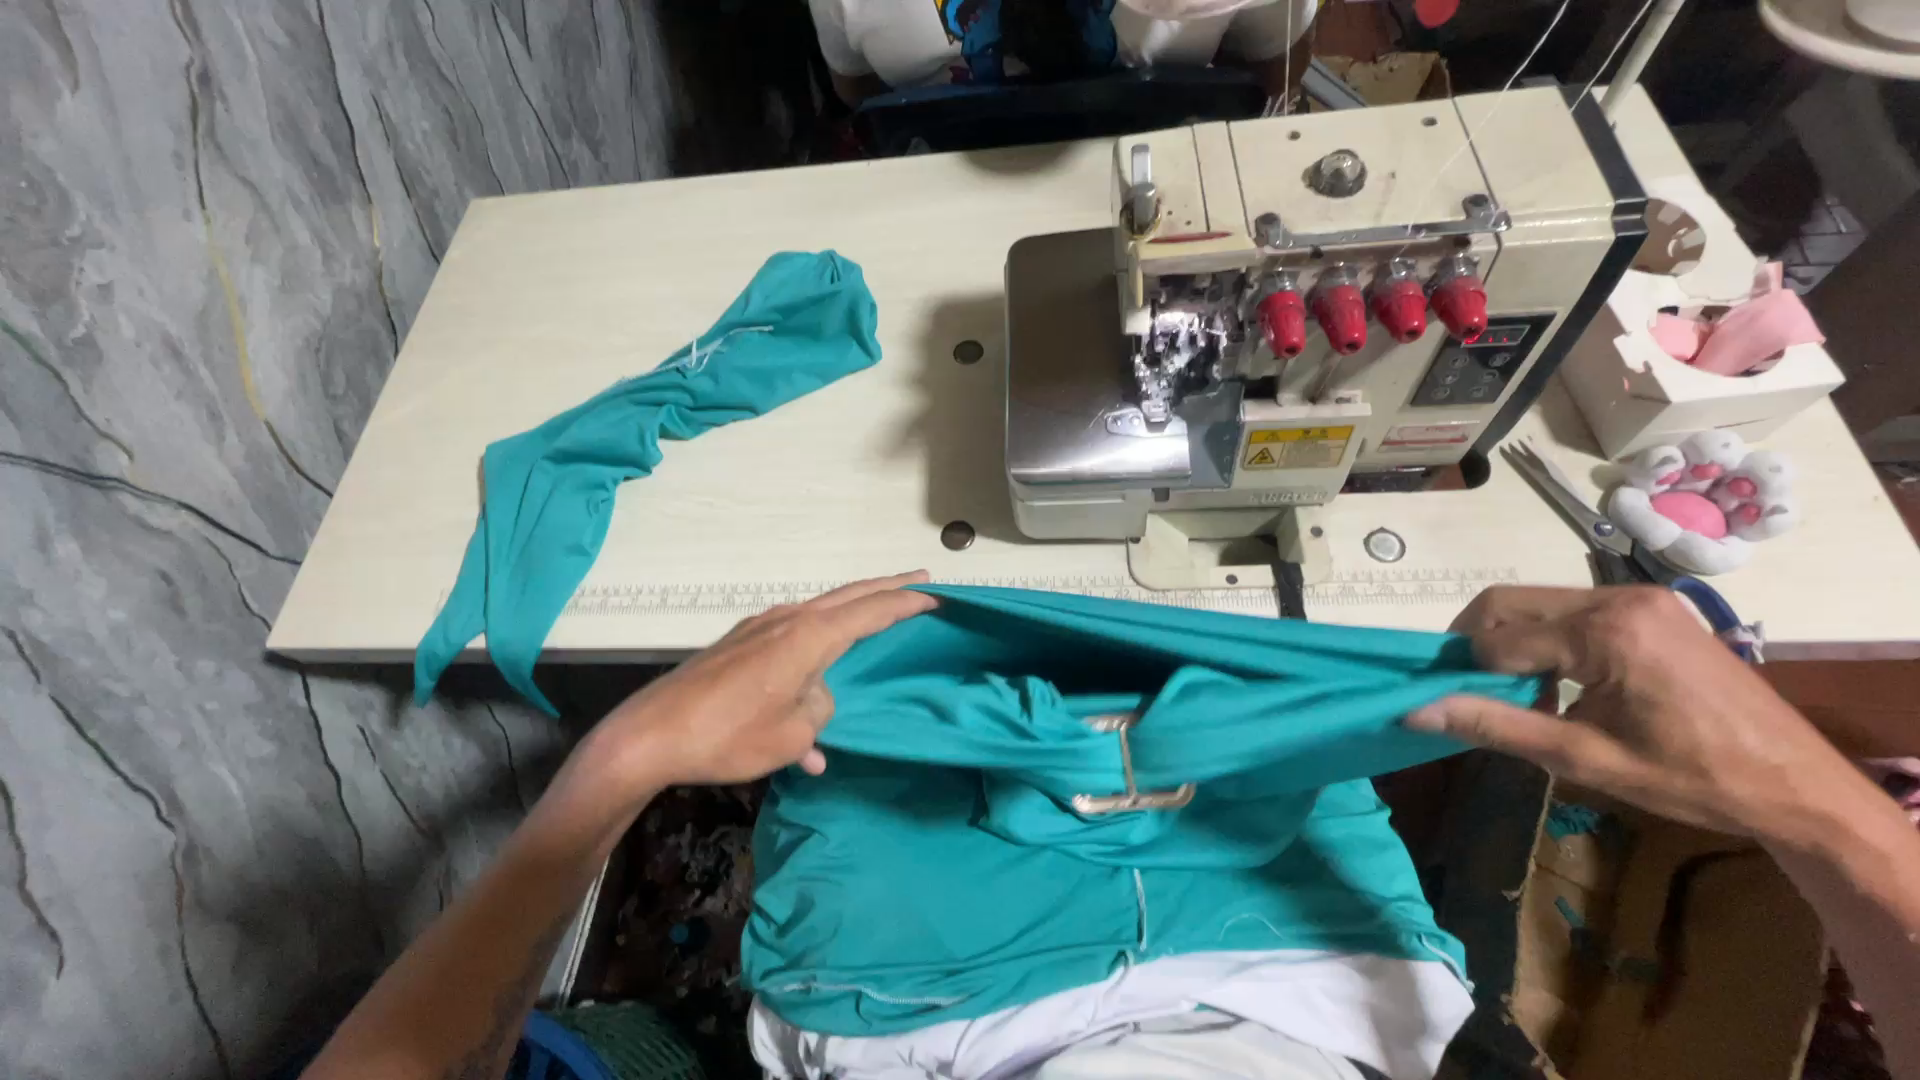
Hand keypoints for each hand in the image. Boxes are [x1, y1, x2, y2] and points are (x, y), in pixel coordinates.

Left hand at [564, 572, 937, 806]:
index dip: (906, 603)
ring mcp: (760, 627)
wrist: (653, 734)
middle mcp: (787, 620)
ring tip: (879, 607)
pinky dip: (820, 635)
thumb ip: (820, 707)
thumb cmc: (730, 735)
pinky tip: (818, 669)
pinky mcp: (741, 642)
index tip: (936, 594)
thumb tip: (818, 696)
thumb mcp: (792, 733)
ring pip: (821, 609)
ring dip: (853, 607)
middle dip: (886, 588)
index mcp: (809, 636)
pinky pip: (795, 630)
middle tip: (921, 579)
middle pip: (848, 596)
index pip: (871, 612)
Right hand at [1406, 586, 1872, 845]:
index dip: (1464, 673)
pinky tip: (1559, 680)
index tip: (1452, 704)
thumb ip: (1494, 724)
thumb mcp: (1582, 757)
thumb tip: (1414, 712)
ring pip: (1535, 602)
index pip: (1496, 640)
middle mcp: (1617, 597)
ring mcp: (1639, 597)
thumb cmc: (1690, 779)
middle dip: (1475, 644)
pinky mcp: (1652, 606)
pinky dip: (1546, 637)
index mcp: (1603, 632)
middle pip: (1507, 603)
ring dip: (1509, 641)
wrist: (1800, 786)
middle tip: (1468, 690)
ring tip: (1519, 693)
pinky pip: (1571, 608)